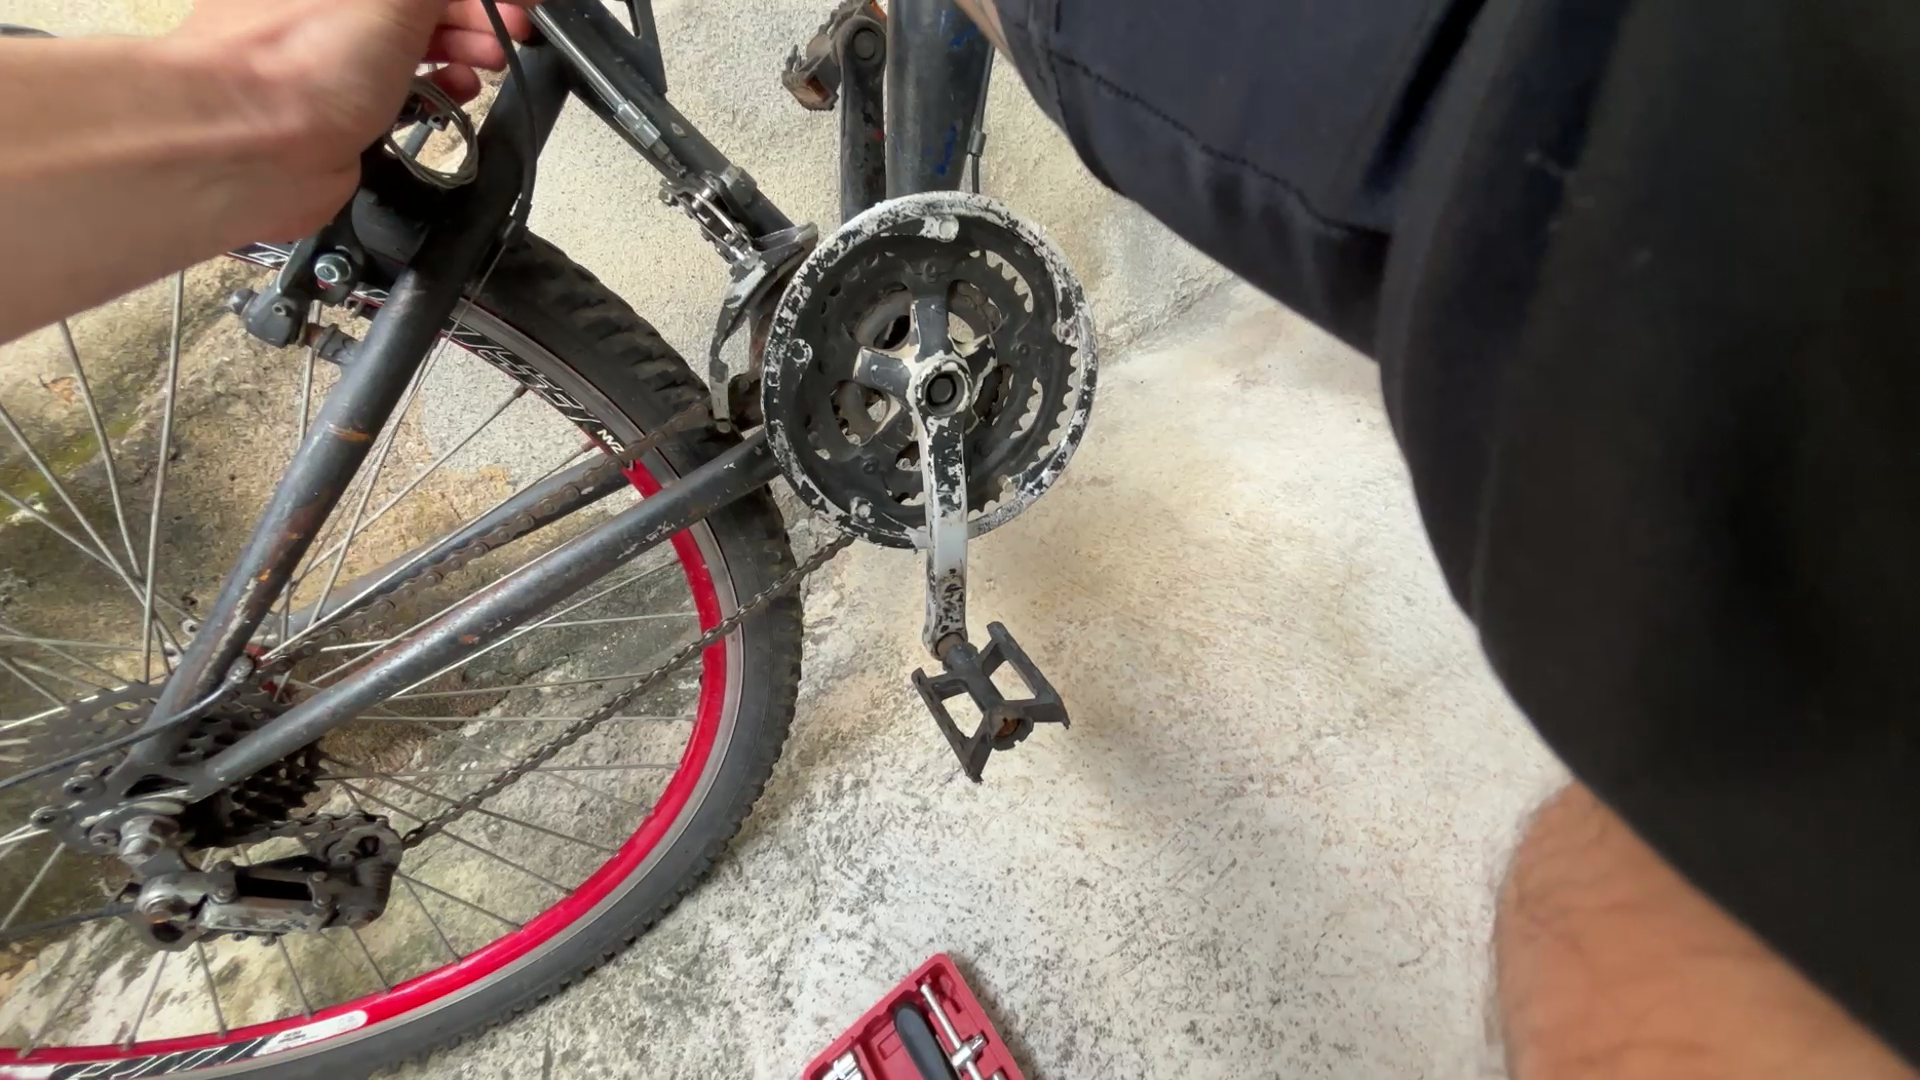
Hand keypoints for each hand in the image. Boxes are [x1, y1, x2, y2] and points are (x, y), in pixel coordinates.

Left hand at [167, 0, 536, 234]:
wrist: (257, 141)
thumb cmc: (301, 63)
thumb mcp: (389, 0)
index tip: (519, 2)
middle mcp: (328, 4)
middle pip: (418, 2)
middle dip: (472, 13)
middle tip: (514, 31)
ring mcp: (338, 52)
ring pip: (414, 40)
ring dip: (462, 49)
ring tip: (490, 63)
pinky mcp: (350, 100)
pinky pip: (407, 86)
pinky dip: (439, 88)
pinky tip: (459, 91)